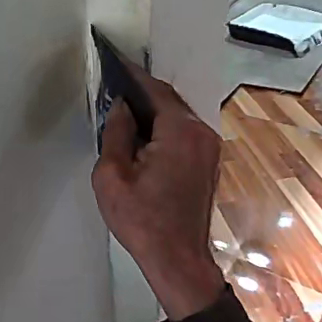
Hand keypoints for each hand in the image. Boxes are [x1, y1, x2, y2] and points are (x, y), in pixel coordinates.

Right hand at [91, 69, 224, 319]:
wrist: (177, 258)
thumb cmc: (142, 222)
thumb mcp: (112, 175)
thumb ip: (116, 133)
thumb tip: (121, 107)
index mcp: (179, 133)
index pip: (154, 90)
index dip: (132, 76)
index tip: (115, 62)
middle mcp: (201, 134)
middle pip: (169, 101)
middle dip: (142, 93)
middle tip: (115, 87)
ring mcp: (209, 149)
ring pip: (177, 117)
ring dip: (153, 112)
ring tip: (124, 111)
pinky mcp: (208, 163)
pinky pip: (184, 133)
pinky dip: (164, 129)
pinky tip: (143, 136)